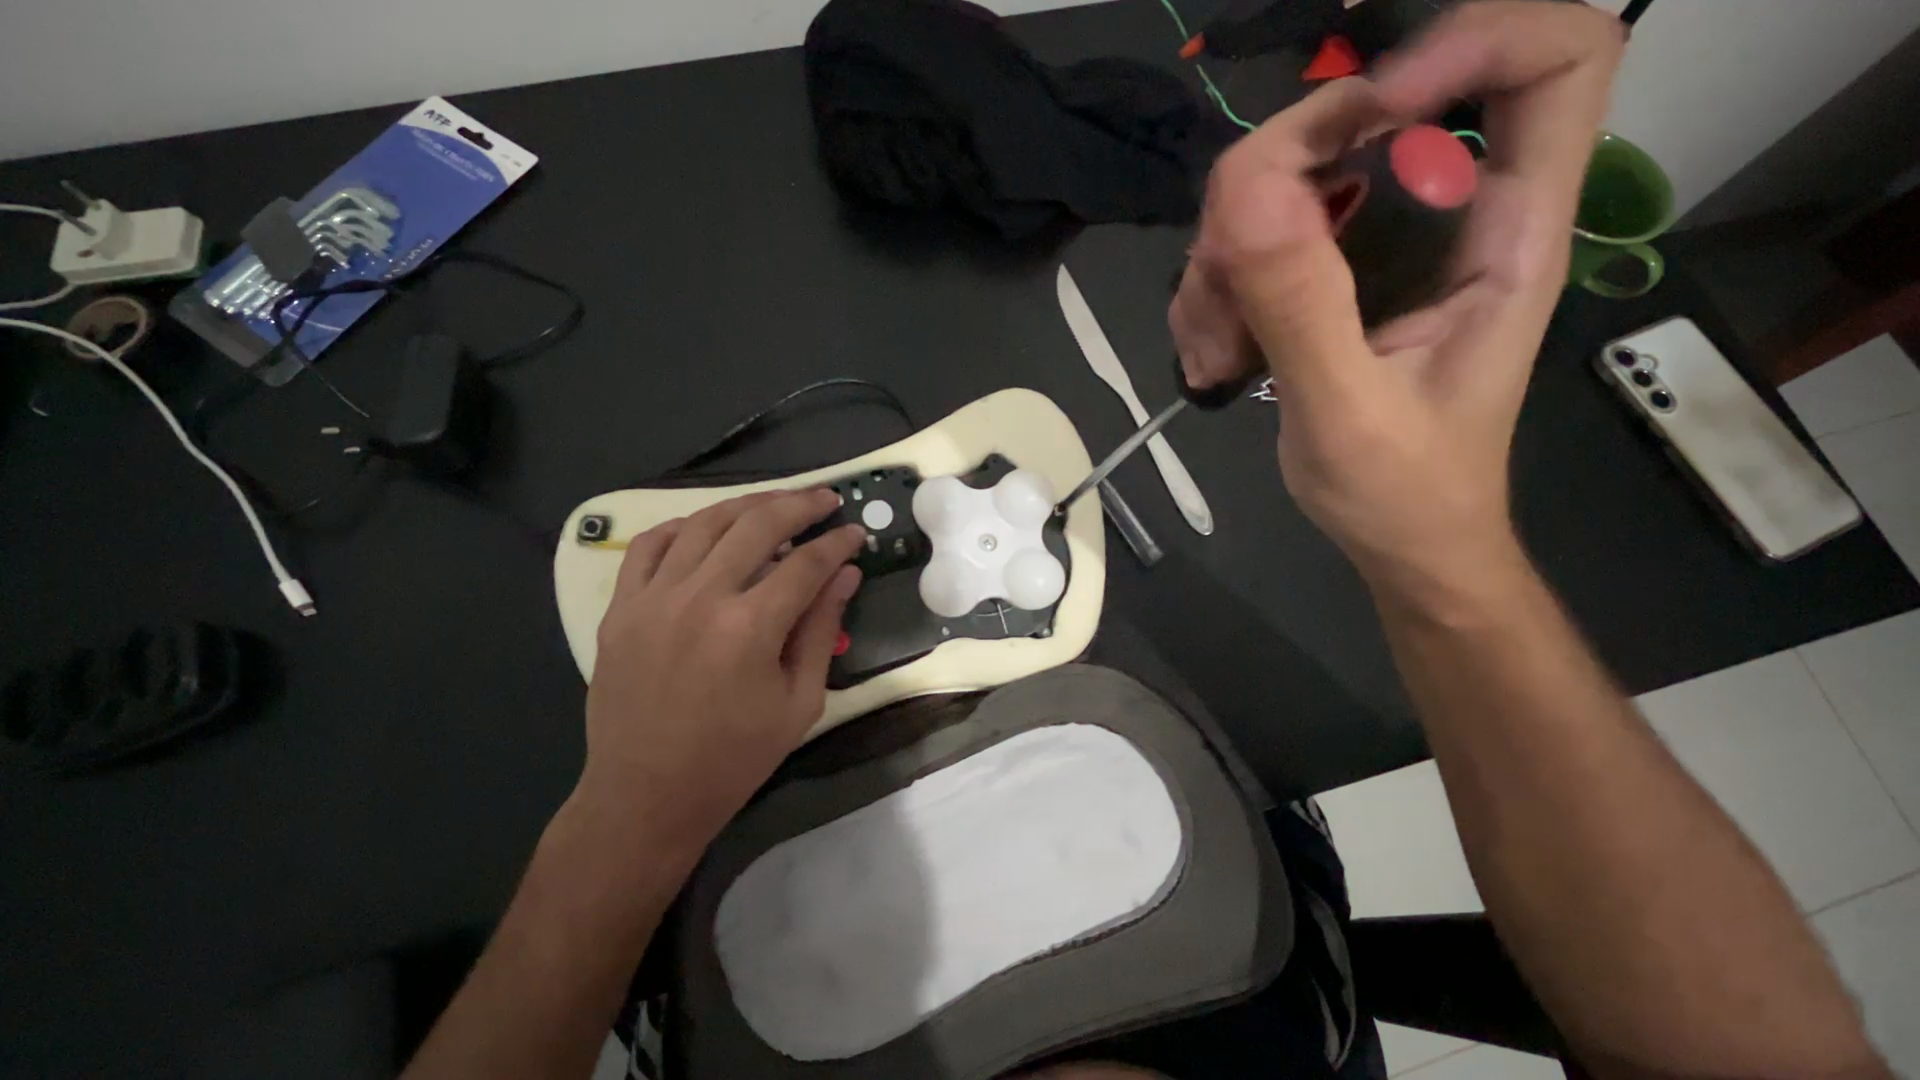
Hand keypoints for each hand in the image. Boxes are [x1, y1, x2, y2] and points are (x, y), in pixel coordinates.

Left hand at [581, 490, 864, 847]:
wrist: (646, 794)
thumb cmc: (733, 758)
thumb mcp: (798, 703)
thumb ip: (821, 631)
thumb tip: (845, 574)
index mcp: (749, 628)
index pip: (805, 563)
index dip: (836, 543)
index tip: (855, 533)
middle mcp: (699, 598)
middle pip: (756, 524)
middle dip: (799, 505)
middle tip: (824, 499)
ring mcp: (652, 598)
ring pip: (703, 524)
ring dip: (745, 505)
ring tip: (773, 505)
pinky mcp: (620, 608)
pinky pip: (649, 546)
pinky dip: (682, 527)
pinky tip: (704, 530)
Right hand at [1170, 2, 1623, 608]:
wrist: (1403, 546)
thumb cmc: (1405, 494)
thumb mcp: (1347, 411)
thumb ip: (1303, 303)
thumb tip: (1247, 189)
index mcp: (1507, 235)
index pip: (1554, 59)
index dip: (1468, 44)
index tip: (1363, 117)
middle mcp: (1451, 219)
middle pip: (1371, 111)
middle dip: (1277, 178)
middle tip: (1226, 268)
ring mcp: (1386, 244)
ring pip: (1292, 180)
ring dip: (1226, 256)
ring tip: (1217, 350)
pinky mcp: (1336, 275)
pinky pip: (1258, 238)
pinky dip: (1217, 290)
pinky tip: (1213, 358)